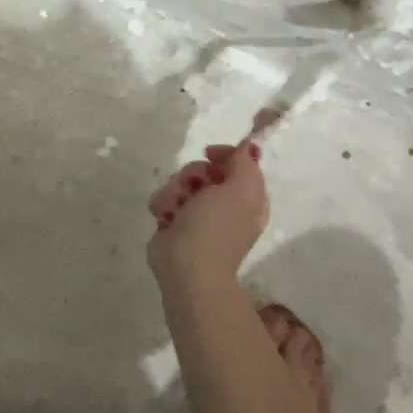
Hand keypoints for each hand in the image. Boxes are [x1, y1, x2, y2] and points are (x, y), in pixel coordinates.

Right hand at [147, 142, 269, 285]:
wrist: (187, 266)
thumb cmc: (216, 228)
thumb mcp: (240, 190)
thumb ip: (244, 164)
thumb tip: (248, 147)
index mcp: (247, 199)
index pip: (238, 164)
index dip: (224, 155)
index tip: (208, 153)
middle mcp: (224, 205)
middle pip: (204, 170)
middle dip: (192, 175)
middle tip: (192, 188)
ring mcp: (197, 214)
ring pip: (180, 182)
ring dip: (174, 191)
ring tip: (176, 209)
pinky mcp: (174, 222)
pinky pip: (165, 199)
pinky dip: (163, 206)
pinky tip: (166, 219)